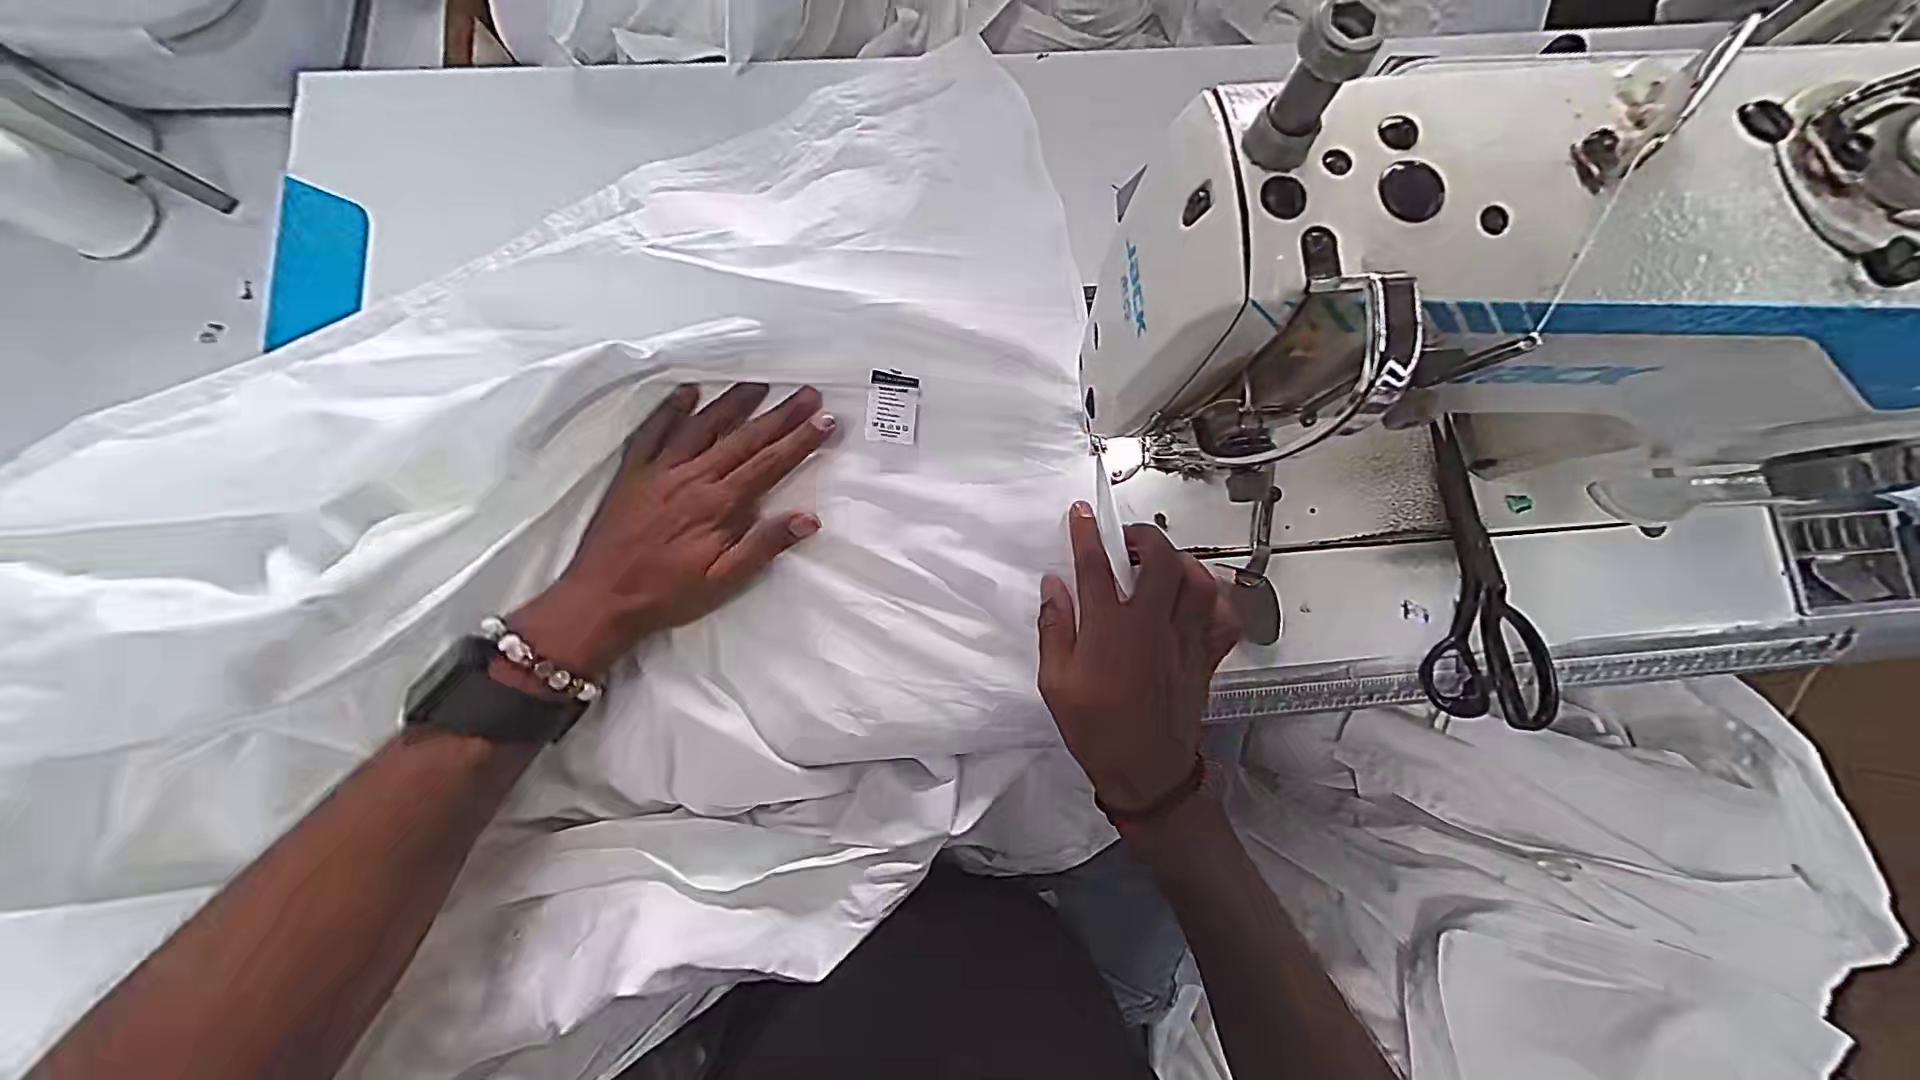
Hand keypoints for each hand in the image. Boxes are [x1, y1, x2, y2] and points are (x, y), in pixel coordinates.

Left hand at [508, 382, 834, 677]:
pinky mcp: (633, 473)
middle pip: (744, 439)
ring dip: (733, 403)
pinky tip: (687, 392)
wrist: (600, 599)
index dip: (801, 441)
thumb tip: (809, 518)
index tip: (826, 421)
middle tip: (808, 393)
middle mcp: (692, 478)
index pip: (770, 464)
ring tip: (759, 384)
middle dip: (781, 415)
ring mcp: (659, 471)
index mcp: (718, 505)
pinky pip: (652, 432)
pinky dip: (669, 409)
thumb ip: (765, 546)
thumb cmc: (668, 595)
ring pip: (703, 427)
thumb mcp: (724, 581)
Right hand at [1037, 502, 1241, 811]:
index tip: (1082, 514)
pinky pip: (1223, 618)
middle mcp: (1151, 624)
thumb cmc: (1097, 729)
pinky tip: (1198, 599)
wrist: (1146, 770)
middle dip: (1143, 537)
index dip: (1086, 533)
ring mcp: (1184, 639)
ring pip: (1197, 580)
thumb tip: (1053, 589)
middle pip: (1158, 559)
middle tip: (1126, 541)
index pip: (1096, 565)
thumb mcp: (1055, 681)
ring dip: (1179, 561)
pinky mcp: (1205, 657)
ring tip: (1161, 563)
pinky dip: (1215, 600)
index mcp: (1110, 628)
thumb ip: (1054, 628)